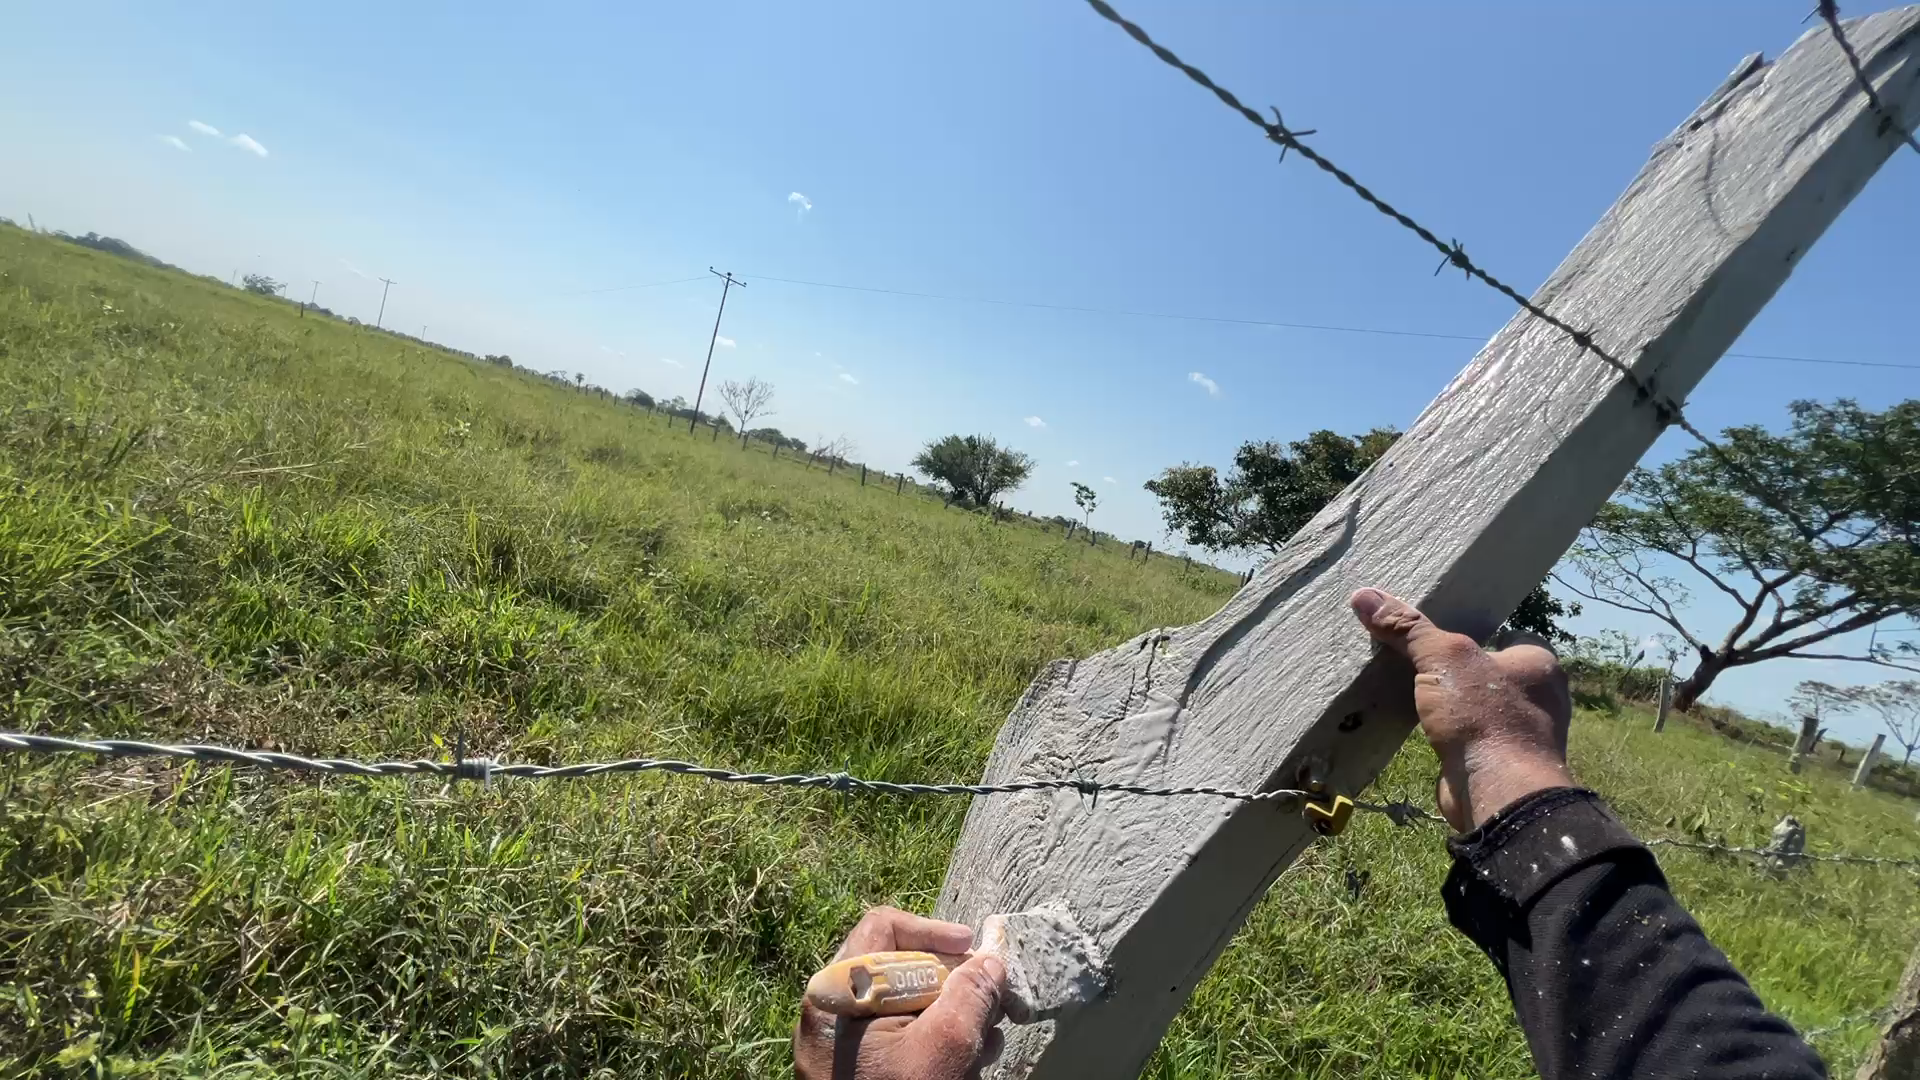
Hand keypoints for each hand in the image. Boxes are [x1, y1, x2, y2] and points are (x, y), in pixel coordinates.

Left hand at [794, 906, 1007, 1079]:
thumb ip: (970, 998)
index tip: (971, 949)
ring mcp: (847, 1043)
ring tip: (990, 1038)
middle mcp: (835, 1010)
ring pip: (910, 1003)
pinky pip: (904, 1036)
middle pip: (903, 965)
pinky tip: (973, 1061)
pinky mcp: (863, 1069)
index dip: (933, 931)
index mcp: (837, 992)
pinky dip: (940, 1040)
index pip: (884, 928)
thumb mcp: (940, 1051)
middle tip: (995, 1001)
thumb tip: (991, 960)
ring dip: (955, 1014)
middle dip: (956, 981)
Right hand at [1349, 588, 1573, 831]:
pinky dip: (1446, 727)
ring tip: (1412, 687)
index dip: (1481, 630)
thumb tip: (1364, 595)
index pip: (1514, 635)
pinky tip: (1418, 722)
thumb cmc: (1484, 716)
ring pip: (1480, 702)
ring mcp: (1520, 732)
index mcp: (1540, 665)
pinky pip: (1468, 732)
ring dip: (1451, 699)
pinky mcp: (1497, 759)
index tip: (1444, 630)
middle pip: (1492, 668)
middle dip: (1459, 666)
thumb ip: (1407, 627)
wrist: (1497, 793)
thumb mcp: (1441, 658)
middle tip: (1419, 656)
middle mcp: (1539, 697)